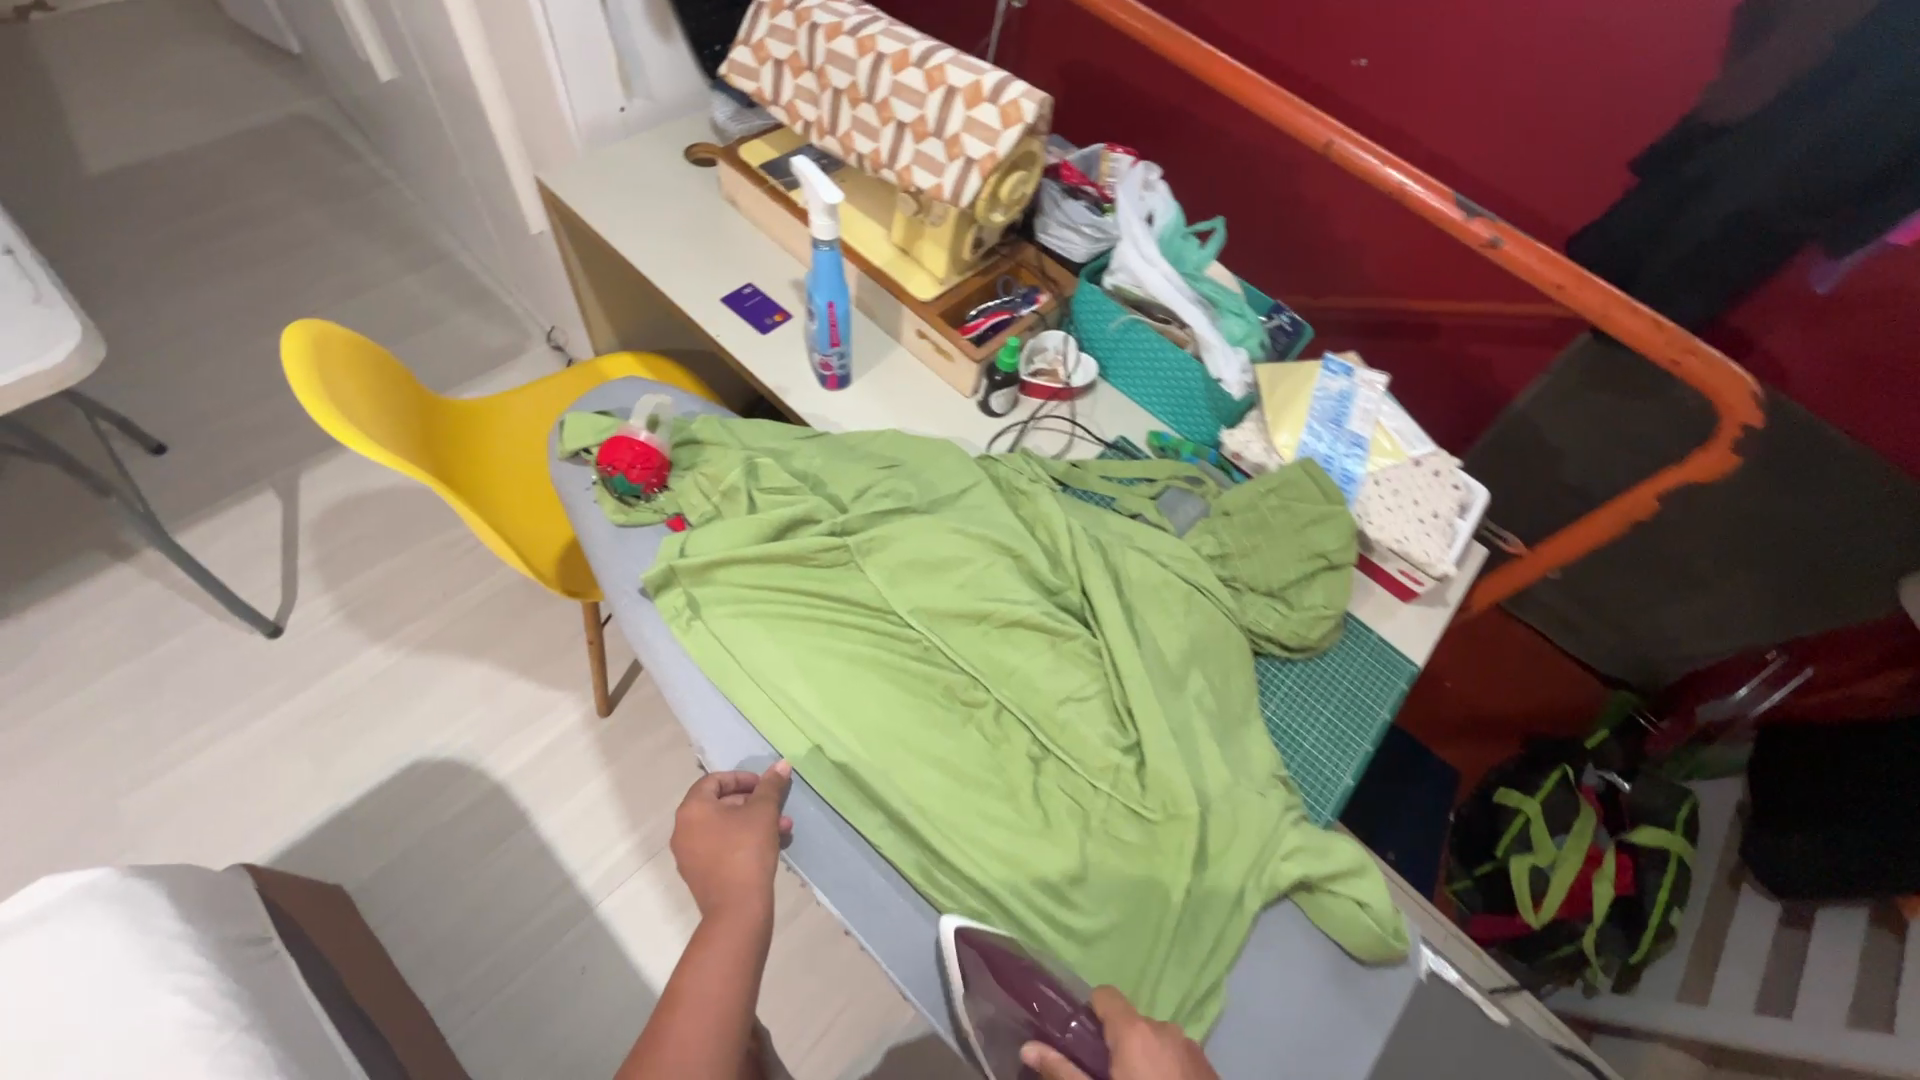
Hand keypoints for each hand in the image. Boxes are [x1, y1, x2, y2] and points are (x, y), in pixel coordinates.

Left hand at [669, 761, 793, 924]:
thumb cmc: (746, 850)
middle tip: (777, 808)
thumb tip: (781, 764)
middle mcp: (683, 829)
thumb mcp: (764, 812)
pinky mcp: (700, 875)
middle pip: (720, 804)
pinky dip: (743, 841)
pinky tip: (772, 847)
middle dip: (754, 803)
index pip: (714, 781)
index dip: (742, 778)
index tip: (765, 786)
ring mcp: (689, 855)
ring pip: (725, 828)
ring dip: (754, 823)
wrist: (737, 908)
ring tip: (783, 829)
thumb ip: (771, 786)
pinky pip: (721, 847)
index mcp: (692, 809)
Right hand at [1021, 986, 1216, 1079]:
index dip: (1090, 1015)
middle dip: (1116, 1046)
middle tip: (1107, 1079)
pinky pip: (1177, 1057)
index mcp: (1135, 1031)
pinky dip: (1166, 1071)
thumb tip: (1027, 1047)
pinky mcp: (1210, 1067)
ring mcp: (1191, 1048)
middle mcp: (1164, 1029)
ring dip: (1143, 1060)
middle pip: (1130, 1023)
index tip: (1083, 1045)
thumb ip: (1062, 1070)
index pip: (1105, 995)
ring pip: (1155, 1042)